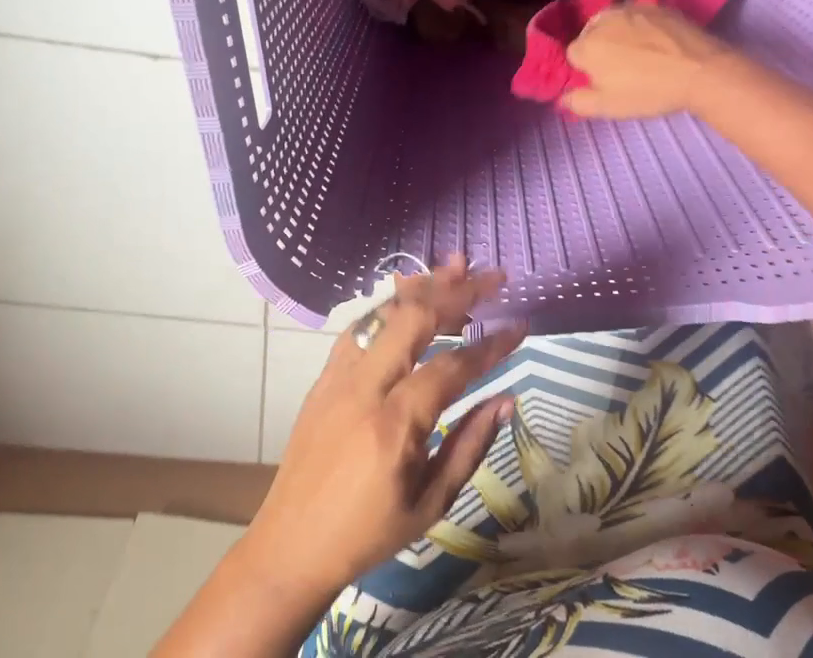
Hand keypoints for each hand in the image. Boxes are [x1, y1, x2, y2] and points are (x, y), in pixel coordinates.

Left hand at [242, 255, 525, 594]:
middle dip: (458, 290)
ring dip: (423, 288)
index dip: (490, 344)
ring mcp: (337, 378)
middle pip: (414, 319)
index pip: (452, 366)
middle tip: (494, 276)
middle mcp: (364, 388)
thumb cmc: (368, 533)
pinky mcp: (323, 379)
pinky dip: (389, 309)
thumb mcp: (431, 503)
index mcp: (394, 424)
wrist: (290, 546)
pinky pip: (359, 330)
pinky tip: (409, 302)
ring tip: (457, 266)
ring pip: (384, 314)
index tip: (521, 325)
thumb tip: (506, 399)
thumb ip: (470, 446)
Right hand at [562, 2, 737, 118]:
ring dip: (618, 33)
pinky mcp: (655, 4)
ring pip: (613, 20)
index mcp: (586, 45)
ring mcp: (631, 7)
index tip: (603, 81)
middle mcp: (603, 20)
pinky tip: (655, 40)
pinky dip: (639, 25)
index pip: (573, 55)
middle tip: (622, 68)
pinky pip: (637, 14)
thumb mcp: (609, 107)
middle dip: (600, 47)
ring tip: (639, 52)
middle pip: (591, 33)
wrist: (700, 71)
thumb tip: (563, 96)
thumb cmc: (649, 91)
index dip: (585, 69)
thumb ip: (578, 102)